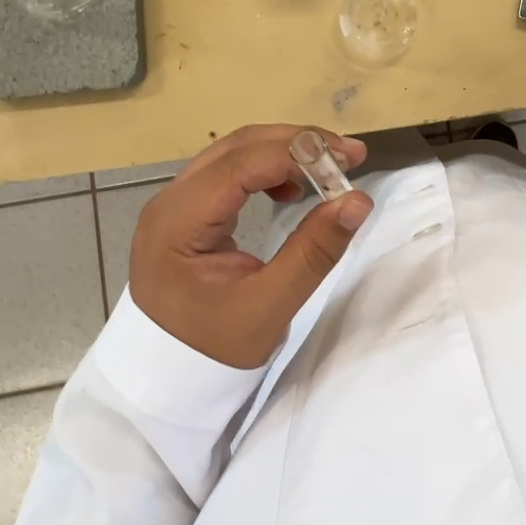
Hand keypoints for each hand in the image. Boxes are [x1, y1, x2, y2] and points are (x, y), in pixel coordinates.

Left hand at [127, 124, 373, 368]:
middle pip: (238, 147)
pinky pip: (229, 172)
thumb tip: (357, 200)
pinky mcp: (186, 213)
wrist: (167, 381)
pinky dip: (267, 169)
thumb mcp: (269, 307)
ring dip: (284, 152)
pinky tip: (292, 189)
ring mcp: (174, 205)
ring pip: (234, 153)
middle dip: (297, 143)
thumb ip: (313, 251)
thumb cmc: (214, 348)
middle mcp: (170, 201)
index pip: (243, 164)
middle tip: (348, 156)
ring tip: (328, 168)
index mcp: (178, 222)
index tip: (350, 159)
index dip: (299, 151)